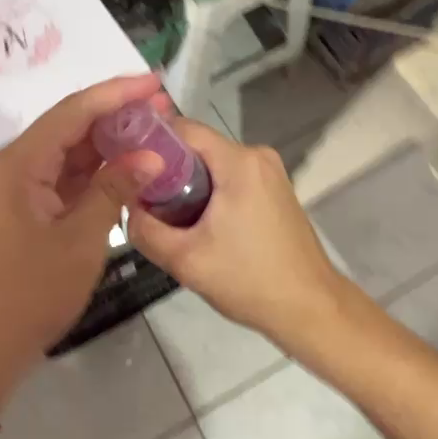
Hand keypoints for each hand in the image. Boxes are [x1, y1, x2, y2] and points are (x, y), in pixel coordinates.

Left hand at [0, 74, 167, 413]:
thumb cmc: (29, 293)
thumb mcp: (80, 241)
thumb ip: (115, 191)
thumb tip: (151, 156)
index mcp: (21, 162)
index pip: (74, 111)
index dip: (117, 93)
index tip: (156, 82)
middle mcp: (16, 164)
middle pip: (70, 125)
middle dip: (116, 114)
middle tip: (163, 107)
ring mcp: (20, 187)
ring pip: (69, 151)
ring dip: (109, 142)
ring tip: (154, 130)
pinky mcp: (27, 209)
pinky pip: (66, 176)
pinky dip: (97, 171)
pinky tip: (129, 167)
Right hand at [107, 118, 349, 346]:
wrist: (311, 310)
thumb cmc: (250, 280)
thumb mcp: (186, 261)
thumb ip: (146, 231)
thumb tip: (128, 210)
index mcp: (239, 162)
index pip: (183, 128)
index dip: (151, 141)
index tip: (127, 163)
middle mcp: (257, 156)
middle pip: (198, 147)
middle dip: (167, 170)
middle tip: (143, 198)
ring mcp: (270, 172)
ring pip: (213, 165)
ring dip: (188, 185)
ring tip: (167, 217)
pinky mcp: (275, 190)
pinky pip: (230, 179)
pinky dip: (210, 194)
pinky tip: (198, 225)